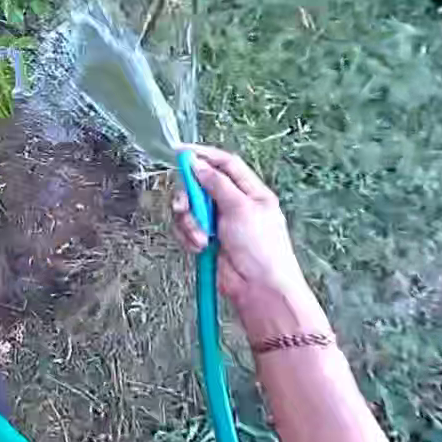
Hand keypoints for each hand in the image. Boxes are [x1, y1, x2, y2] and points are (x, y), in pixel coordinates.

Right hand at [171, 144, 328, 338]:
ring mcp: (218, 222)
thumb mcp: (241, 208)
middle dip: (189, 196)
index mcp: (250, 191)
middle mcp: (233, 204)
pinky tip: (200, 247)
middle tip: (186, 206)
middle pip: (200, 185)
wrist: (258, 288)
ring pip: (188, 208)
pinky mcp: (205, 239)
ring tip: (200, 238)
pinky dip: (188, 237)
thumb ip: (216, 183)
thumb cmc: (261, 249)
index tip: (180, 152)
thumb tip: (196, 164)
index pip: (224, 163)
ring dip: (189, 222)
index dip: (203, 155)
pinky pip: (185, 228)